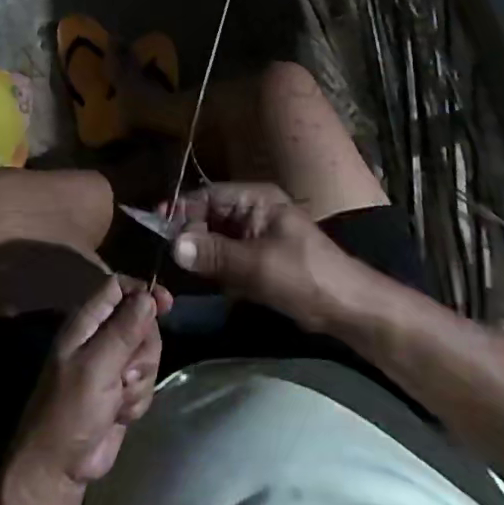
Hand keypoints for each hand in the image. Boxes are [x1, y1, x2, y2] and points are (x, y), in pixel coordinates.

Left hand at [7, 275, 171, 494]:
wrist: (61, 464)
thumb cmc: (71, 409)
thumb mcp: (97, 366)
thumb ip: (124, 330)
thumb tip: (148, 295)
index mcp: (86, 321)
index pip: (118, 286)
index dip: (143, 291)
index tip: (166, 305)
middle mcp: (100, 335)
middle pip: (141, 319)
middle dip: (143, 348)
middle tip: (126, 372)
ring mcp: (112, 362)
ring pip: (147, 351)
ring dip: (140, 378)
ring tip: (119, 396)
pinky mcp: (122, 387)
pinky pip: (146, 379)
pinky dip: (138, 398)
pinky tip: (121, 412)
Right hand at [170, 182, 375, 331]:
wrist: (347, 309)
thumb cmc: (305, 276)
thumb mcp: (256, 265)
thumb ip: (214, 253)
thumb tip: (174, 244)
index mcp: (257, 200)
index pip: (209, 195)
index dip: (182, 209)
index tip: (155, 226)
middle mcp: (254, 211)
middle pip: (210, 216)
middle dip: (189, 234)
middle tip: (166, 254)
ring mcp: (258, 236)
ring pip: (216, 238)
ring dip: (201, 253)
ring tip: (181, 269)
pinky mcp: (260, 259)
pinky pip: (228, 257)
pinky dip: (216, 267)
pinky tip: (206, 280)